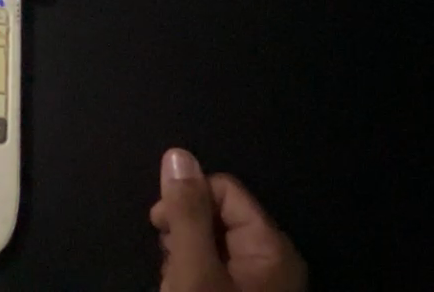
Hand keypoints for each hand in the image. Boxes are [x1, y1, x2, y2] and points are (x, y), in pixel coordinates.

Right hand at [150, 148, 306, 291]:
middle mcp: (275, 259)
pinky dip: (197, 274)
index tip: (159, 224)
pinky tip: (186, 288)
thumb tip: (178, 154)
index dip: (185, 198)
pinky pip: (218, 269)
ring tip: (177, 281)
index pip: (222, 188)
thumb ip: (187, 212)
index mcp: (272, 245)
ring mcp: (265, 284)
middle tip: (170, 260)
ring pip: (213, 244)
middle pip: (217, 215)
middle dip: (185, 230)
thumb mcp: (194, 269)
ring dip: (187, 254)